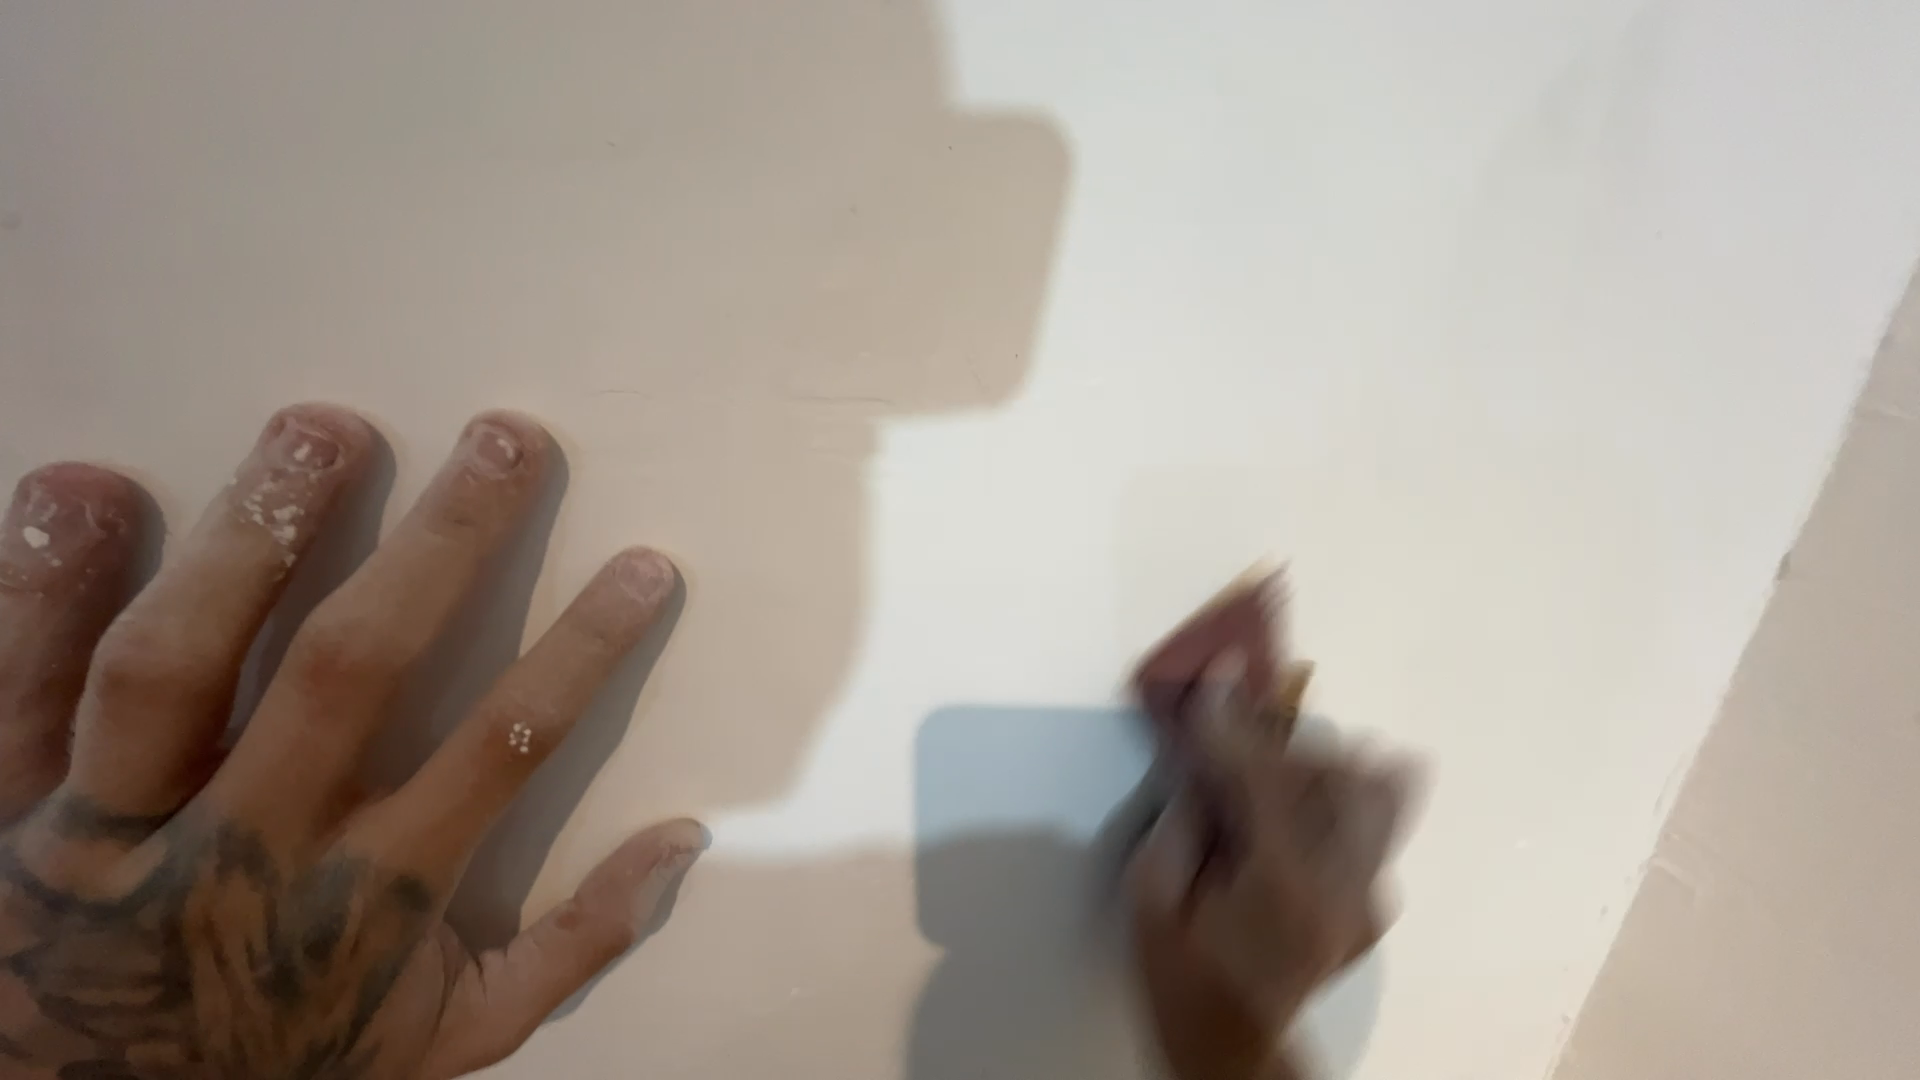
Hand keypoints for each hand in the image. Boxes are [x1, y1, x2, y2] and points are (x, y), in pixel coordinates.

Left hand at [0, 405, 701, 1078]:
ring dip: (258, 532)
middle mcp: (251, 844)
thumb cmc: (294, 1071)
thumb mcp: (459, 1037)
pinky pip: (9, 692)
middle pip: (355, 666)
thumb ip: (578, 943)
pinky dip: (36, 587)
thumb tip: (683, 842)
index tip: (645, 568)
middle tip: (501, 440)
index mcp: (374, 891)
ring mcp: (106, 829)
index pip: (509, 743)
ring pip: (181, 658)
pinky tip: (80, 486)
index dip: (586, 648)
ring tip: (324, 428)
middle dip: (442, 541)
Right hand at [1128, 670, 1419, 1079]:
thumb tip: (1205, 748)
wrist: (1230, 1041)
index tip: (1223, 668)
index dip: (1239, 721)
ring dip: (1322, 757)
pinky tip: (1318, 781)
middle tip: (1238, 717)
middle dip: (1282, 735)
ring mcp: (1367, 899)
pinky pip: (1376, 826)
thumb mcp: (1152, 891)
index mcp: (1281, 889)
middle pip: (1335, 777)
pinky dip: (1351, 790)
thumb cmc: (1178, 969)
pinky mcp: (1371, 903)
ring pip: (1373, 794)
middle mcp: (1343, 890)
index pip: (1268, 780)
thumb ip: (1185, 814)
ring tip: (1277, 746)